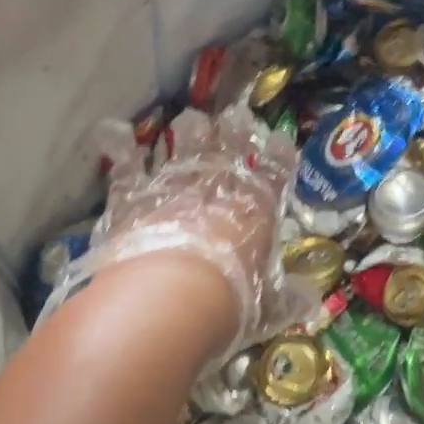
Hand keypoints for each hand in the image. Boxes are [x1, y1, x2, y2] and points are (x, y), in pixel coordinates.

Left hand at [59, 105, 303, 359]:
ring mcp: (174, 184)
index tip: (279, 140)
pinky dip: (119, 145)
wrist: (171, 298)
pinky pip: (126, 163)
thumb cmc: (231, 301)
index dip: (280, 153)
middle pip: (231, 144)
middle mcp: (219, 185)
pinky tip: (113, 130)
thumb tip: (311, 301)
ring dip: (188, 130)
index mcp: (258, 207)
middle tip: (236, 116)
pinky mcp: (134, 194)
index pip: (277, 169)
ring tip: (190, 119)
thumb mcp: (269, 308)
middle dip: (236, 128)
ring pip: (184, 144)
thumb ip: (288, 299)